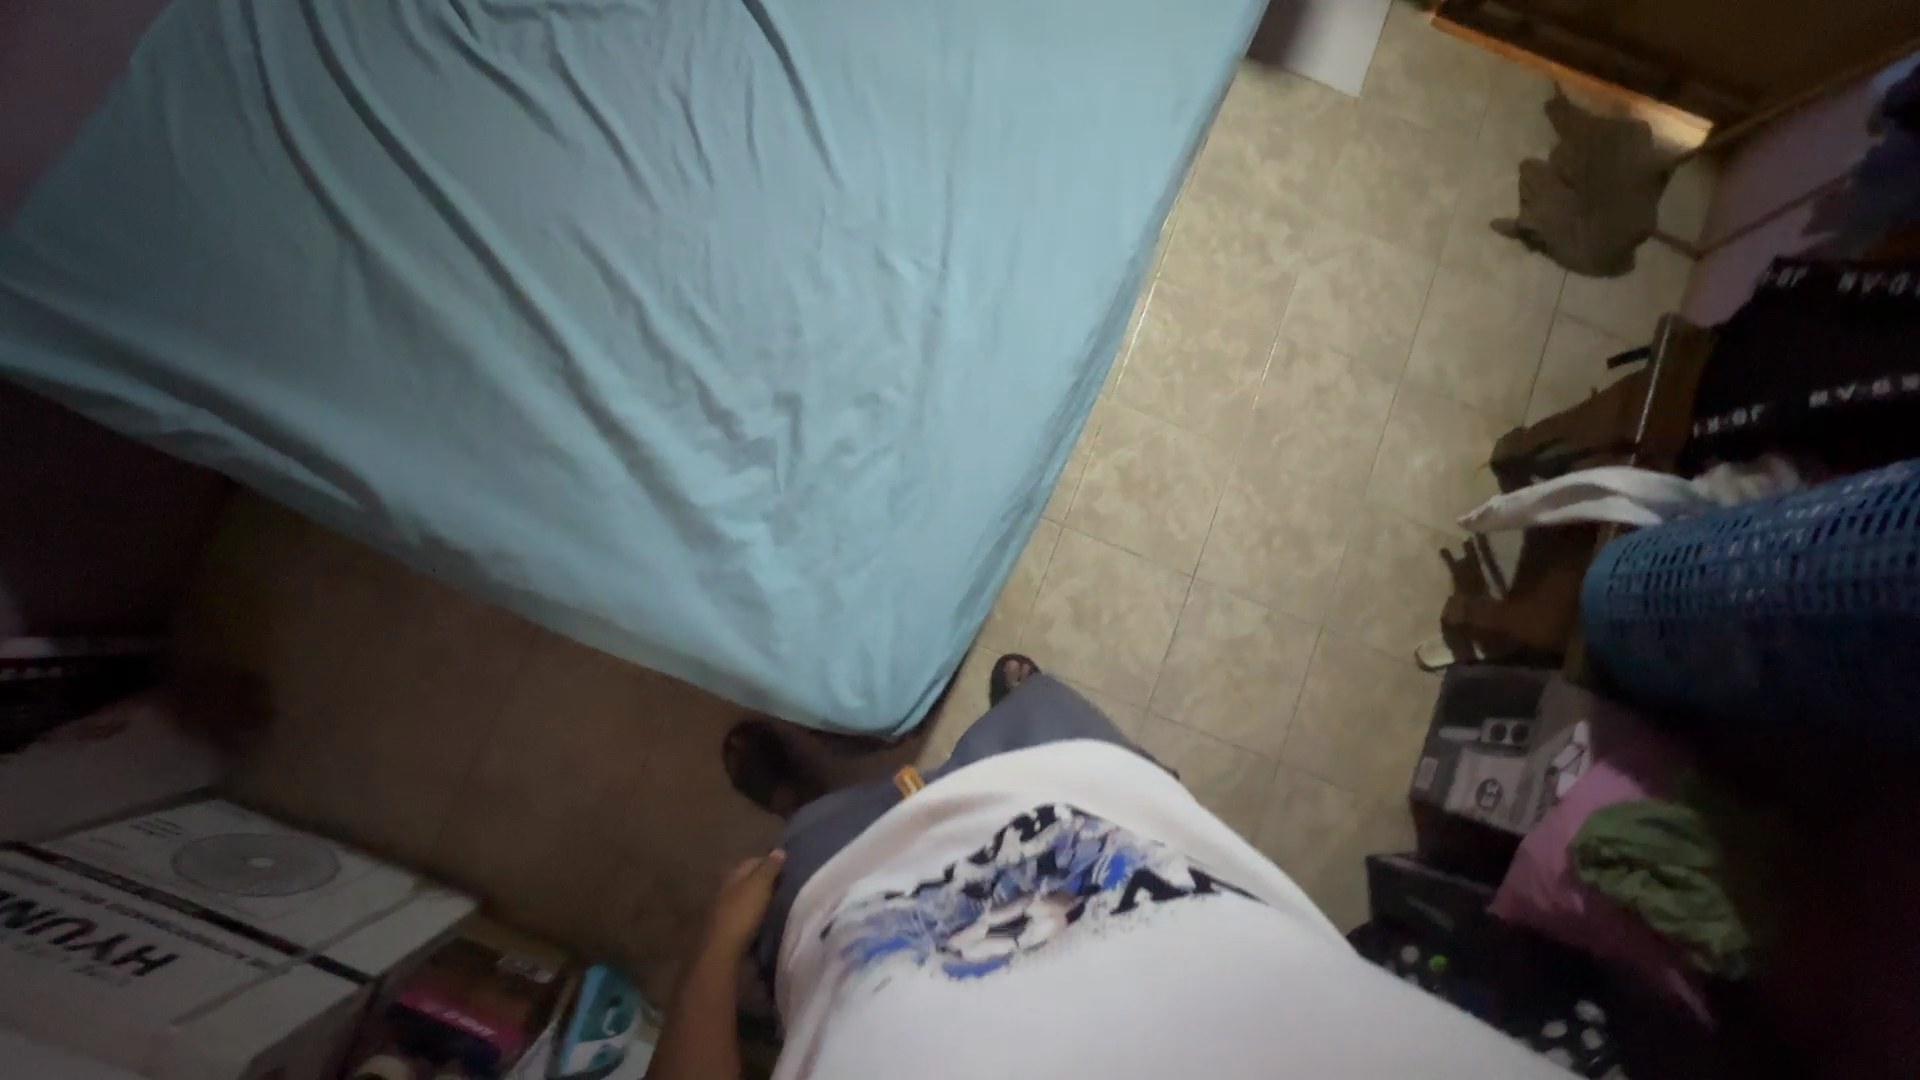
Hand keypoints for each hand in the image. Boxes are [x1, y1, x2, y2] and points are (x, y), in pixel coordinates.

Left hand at [701, 850, 785, 956]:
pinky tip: (773, 922)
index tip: (789, 865)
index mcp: (732, 878)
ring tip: (786, 903)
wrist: (723, 956)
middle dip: (767, 882)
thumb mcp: (759, 885)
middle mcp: (727, 893)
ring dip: (764, 902)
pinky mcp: (731, 935)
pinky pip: (750, 921)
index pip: (752, 862)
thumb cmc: (742, 914)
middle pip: (750, 882)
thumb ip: (769, 867)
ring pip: (750, 902)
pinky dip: (761, 920)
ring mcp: (727, 915)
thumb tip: (779, 849)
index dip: (770, 861)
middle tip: (790, 884)